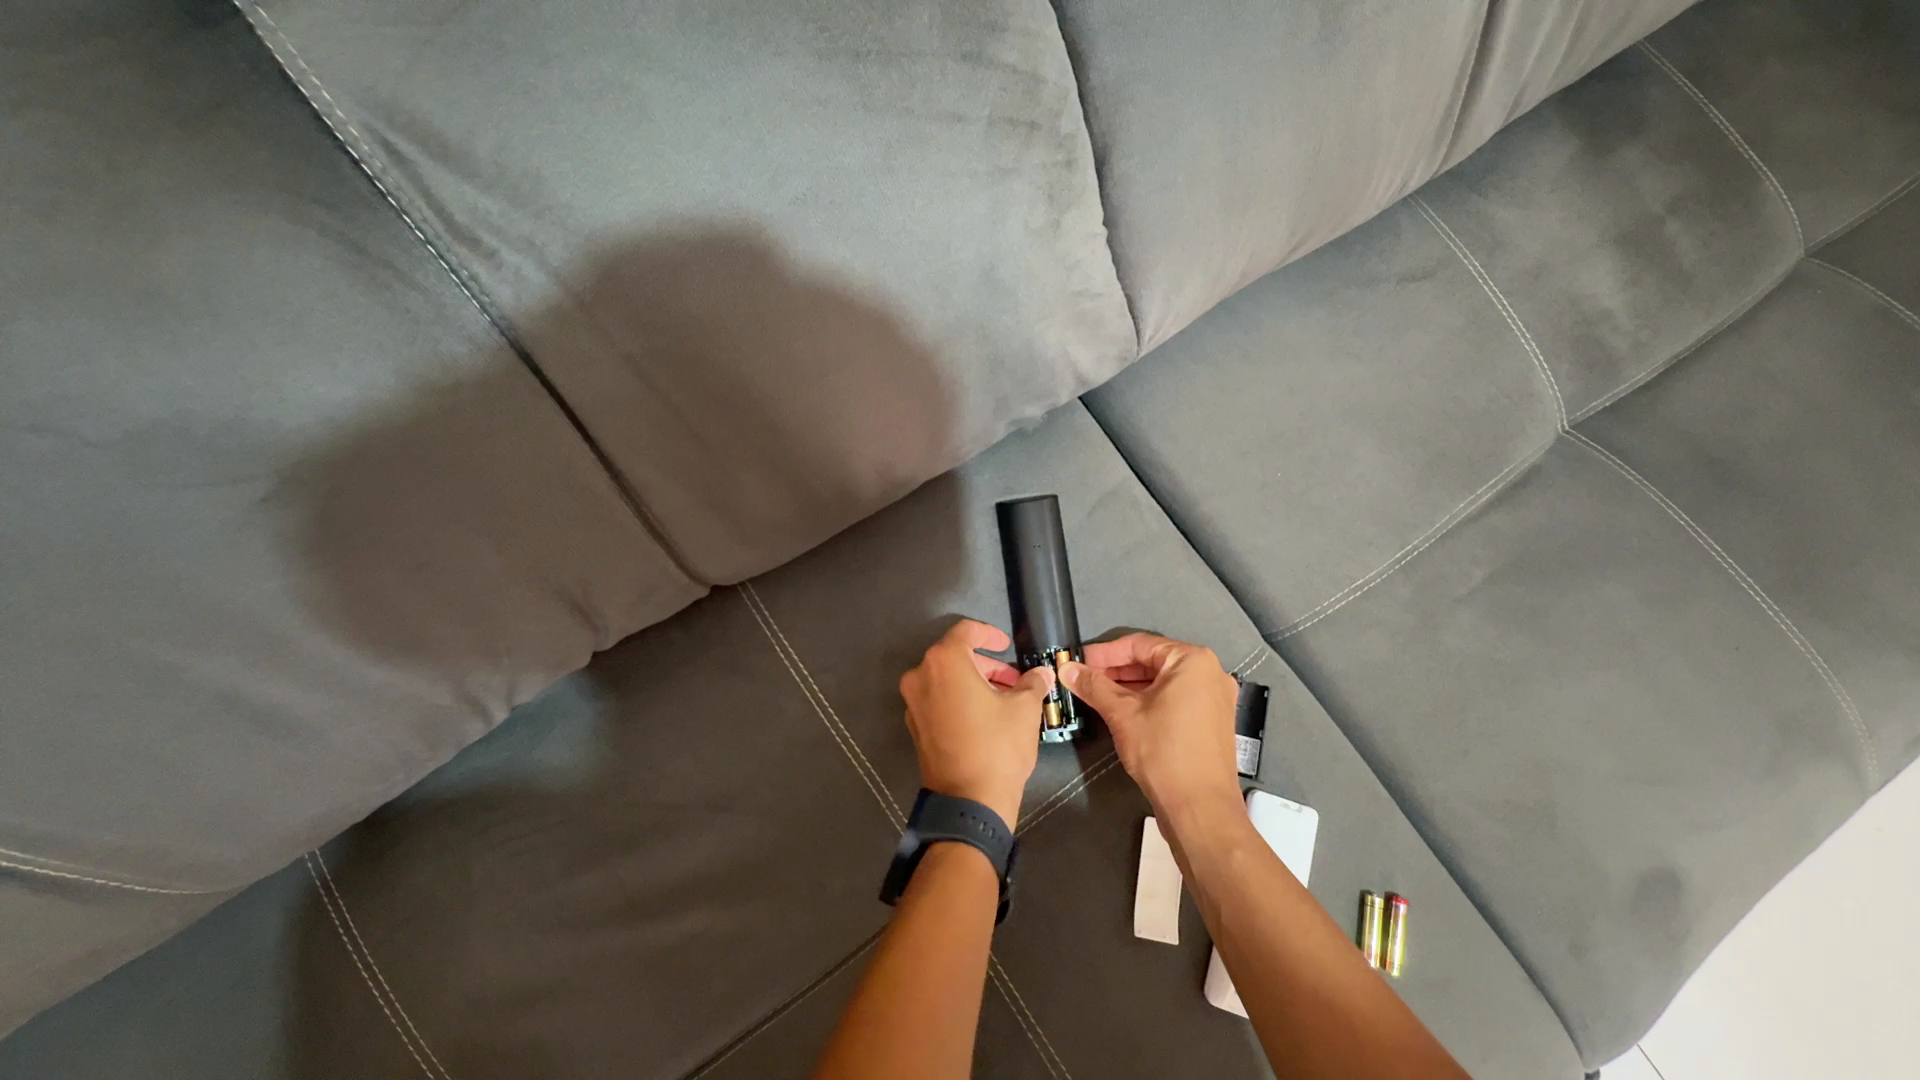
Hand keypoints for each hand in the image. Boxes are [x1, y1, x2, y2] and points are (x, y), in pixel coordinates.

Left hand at [898, 619, 1054, 827]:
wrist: (969, 802)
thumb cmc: (997, 746)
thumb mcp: (1024, 710)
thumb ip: (1031, 684)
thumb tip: (1041, 674)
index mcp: (944, 662)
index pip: (966, 632)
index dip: (989, 634)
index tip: (1006, 644)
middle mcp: (920, 676)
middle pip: (954, 657)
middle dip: (986, 664)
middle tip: (1013, 680)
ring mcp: (913, 703)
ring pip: (945, 680)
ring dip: (974, 683)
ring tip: (1005, 699)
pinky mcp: (915, 727)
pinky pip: (938, 700)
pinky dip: (959, 700)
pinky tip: (985, 717)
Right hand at [1060, 633, 1242, 823]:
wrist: (1199, 807)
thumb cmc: (1163, 752)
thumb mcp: (1122, 714)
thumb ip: (1094, 686)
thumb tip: (1067, 669)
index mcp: (1192, 661)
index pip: (1139, 644)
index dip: (1105, 653)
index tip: (1079, 662)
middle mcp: (1210, 673)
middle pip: (1153, 661)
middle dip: (1117, 671)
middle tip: (1085, 680)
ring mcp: (1215, 698)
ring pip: (1164, 682)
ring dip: (1130, 688)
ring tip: (1098, 697)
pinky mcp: (1213, 721)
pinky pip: (1176, 699)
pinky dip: (1149, 702)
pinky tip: (1124, 713)